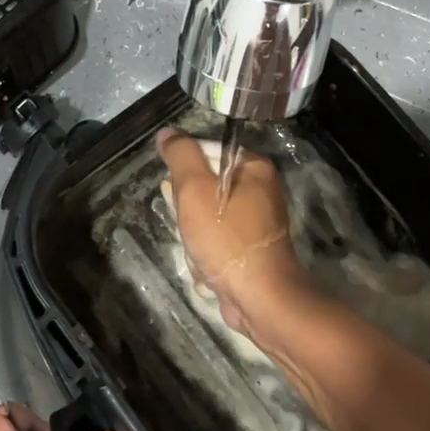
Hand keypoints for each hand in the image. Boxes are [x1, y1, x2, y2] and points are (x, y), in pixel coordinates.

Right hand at [156, 128, 312, 338]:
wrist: (260, 297)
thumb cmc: (226, 238)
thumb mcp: (194, 190)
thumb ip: (181, 156)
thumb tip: (168, 133)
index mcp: (254, 167)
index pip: (206, 152)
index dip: (184, 173)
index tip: (177, 193)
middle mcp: (262, 189)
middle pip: (205, 186)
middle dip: (188, 211)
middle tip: (189, 226)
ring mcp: (259, 221)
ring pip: (207, 217)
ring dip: (194, 236)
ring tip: (198, 251)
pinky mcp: (253, 248)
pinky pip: (218, 241)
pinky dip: (207, 254)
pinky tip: (207, 267)